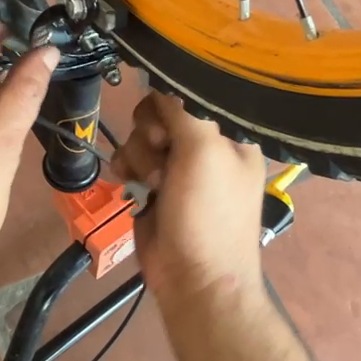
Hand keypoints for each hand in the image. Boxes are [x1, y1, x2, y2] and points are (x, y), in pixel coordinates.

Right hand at [110, 92, 266, 303]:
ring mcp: (180, 165)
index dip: (173, 98)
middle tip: (161, 150)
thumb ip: (182, 109)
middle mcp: (208, 144)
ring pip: (143, 132)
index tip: (167, 116)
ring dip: (139, 153)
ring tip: (150, 180)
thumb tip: (162, 80)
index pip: (195, 90)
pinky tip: (129, 181)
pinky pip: (132, 156)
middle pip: (162, 108)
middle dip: (153, 130)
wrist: (194, 280)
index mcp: (232, 132)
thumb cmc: (208, 214)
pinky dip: (127, 166)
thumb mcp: (202, 151)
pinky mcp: (155, 184)